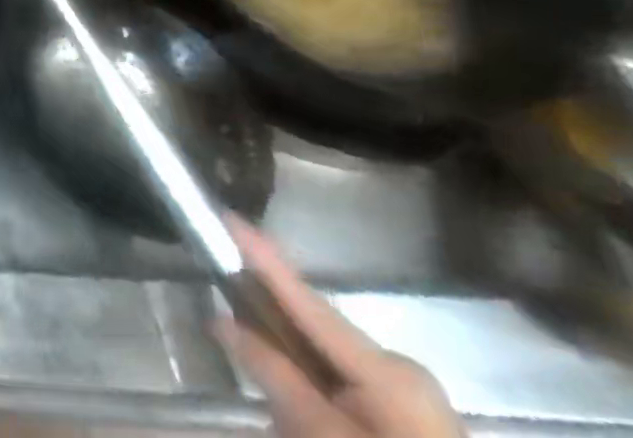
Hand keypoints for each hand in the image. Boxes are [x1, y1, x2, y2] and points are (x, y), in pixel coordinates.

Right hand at [220, 219, 465, 437]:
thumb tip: (223, 322)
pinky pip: (342, 396)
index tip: (229, 216)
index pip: (307, 300)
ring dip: (292, 385)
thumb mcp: (322, 434)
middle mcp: (400, 371)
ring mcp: (410, 399)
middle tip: (236, 348)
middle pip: (313, 334)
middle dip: (270, 339)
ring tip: (282, 422)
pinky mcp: (407, 422)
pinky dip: (313, 406)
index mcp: (386, 369)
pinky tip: (304, 428)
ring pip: (324, 369)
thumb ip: (274, 374)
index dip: (264, 257)